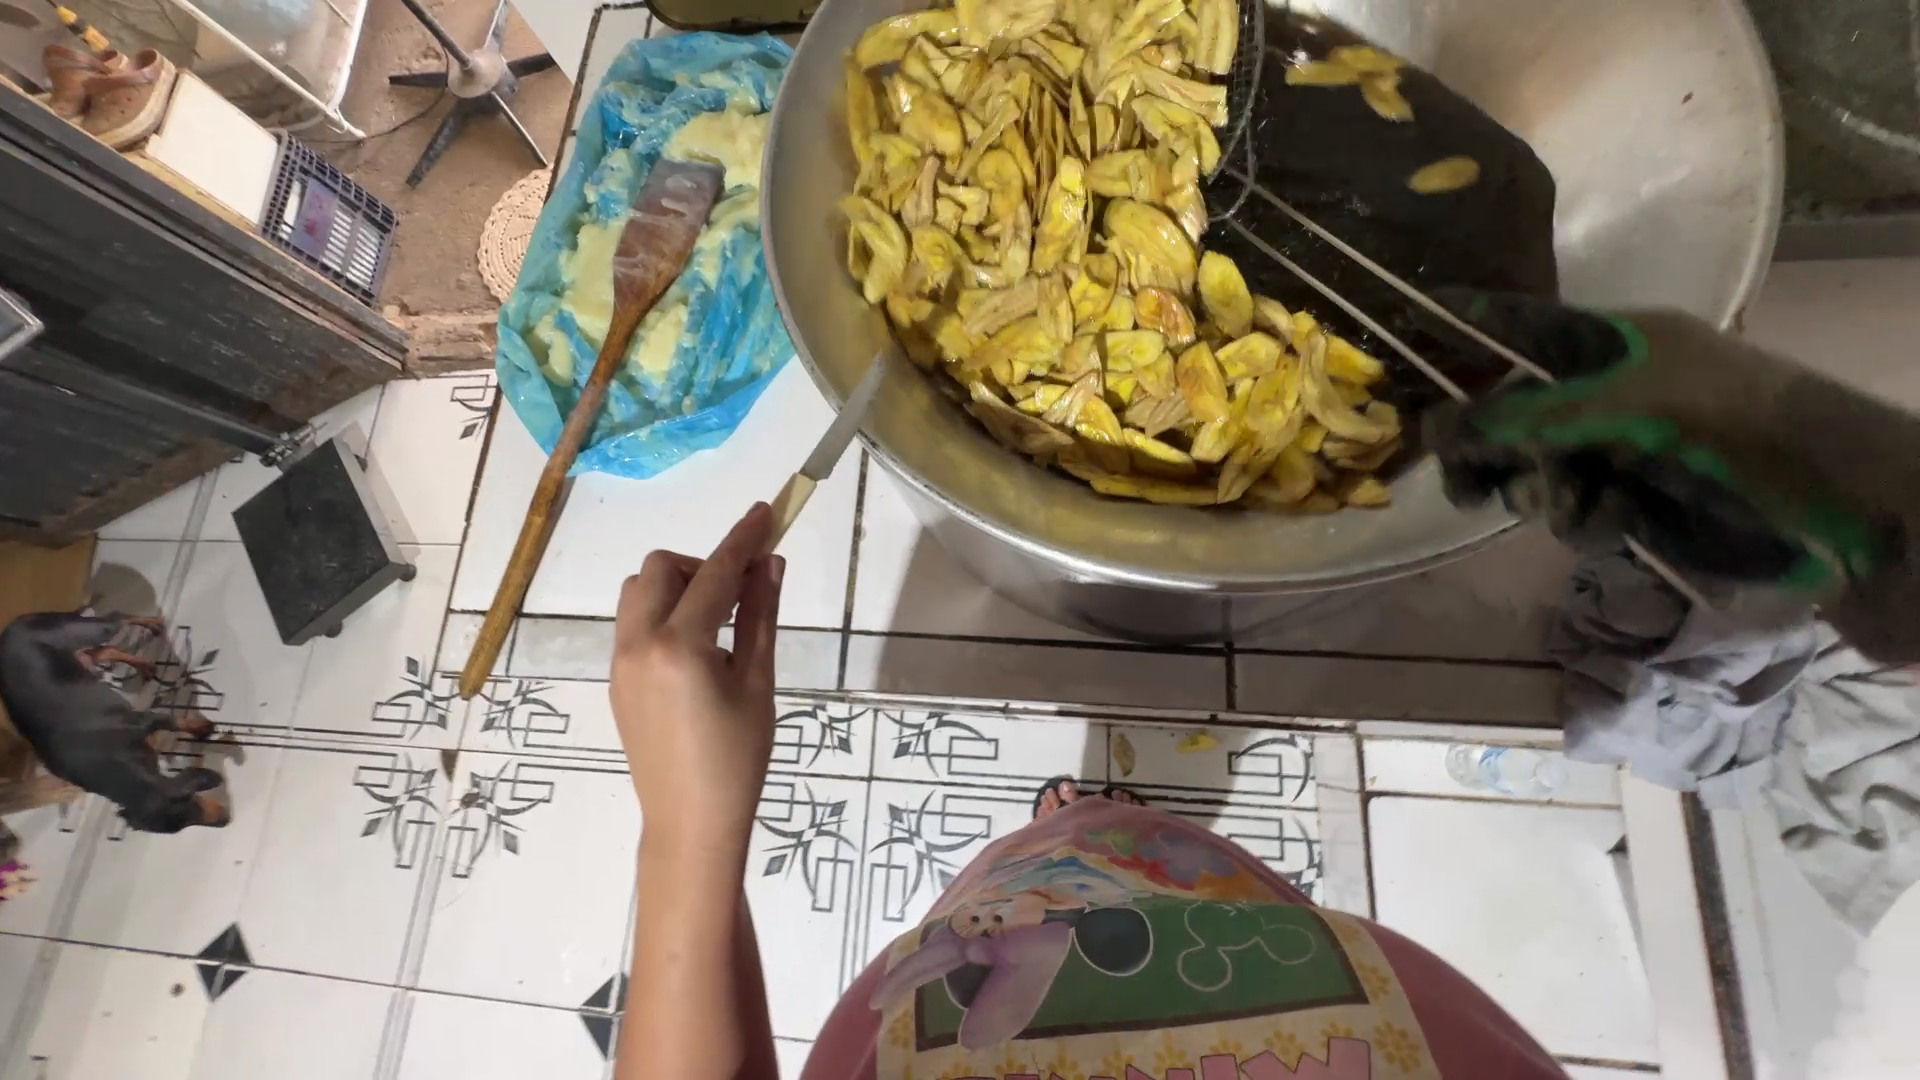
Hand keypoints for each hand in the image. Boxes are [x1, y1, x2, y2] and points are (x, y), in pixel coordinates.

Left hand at [610, 503, 784, 852]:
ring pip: (638, 592)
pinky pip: (633, 622)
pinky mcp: (617, 679)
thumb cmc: (738, 756)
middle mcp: (638, 644)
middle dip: (701, 563)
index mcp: (679, 645)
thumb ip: (761, 615)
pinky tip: (697, 649)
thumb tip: (771, 564)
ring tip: (717, 620)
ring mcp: (620, 662)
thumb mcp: (758, 681)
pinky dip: (664, 612)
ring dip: (678, 586)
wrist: (690, 821)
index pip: (715, 574)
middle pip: (659, 569)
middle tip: (741, 590)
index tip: (765, 512)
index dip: (743, 540)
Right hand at [1424, 292, 1919, 660]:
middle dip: (1481, 449)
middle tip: (1463, 483)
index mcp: (1613, 347)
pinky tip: (1616, 519)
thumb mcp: (1624, 410)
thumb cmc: (1738, 431)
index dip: (1467, 324)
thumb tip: (1429, 426)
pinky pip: (1566, 512)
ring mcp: (1611, 451)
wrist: (1845, 512)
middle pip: (1503, 414)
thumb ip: (1521, 417)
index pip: (1520, 326)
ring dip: (1536, 492)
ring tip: (1565, 501)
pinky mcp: (1625, 503)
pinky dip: (1583, 520)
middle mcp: (1601, 395)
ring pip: (1525, 471)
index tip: (1411, 322)